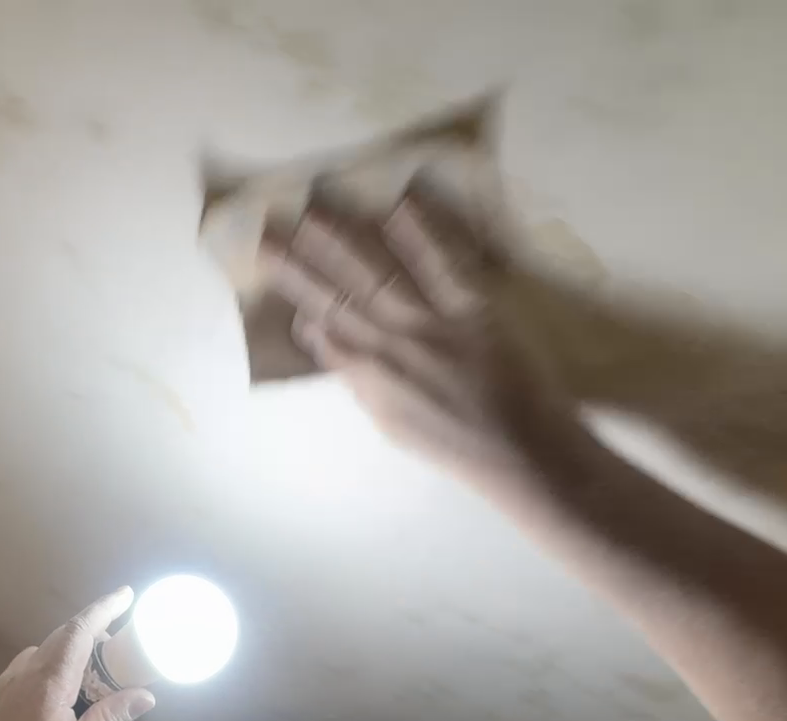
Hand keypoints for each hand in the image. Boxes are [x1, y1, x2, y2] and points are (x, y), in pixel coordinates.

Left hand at [0, 588, 154, 720]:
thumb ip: (109, 720)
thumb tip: (145, 695)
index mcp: (48, 683)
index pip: (80, 631)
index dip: (104, 608)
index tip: (127, 595)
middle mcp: (25, 672)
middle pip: (64, 636)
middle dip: (96, 630)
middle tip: (124, 646)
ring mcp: (7, 682)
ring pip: (48, 651)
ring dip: (76, 652)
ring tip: (100, 676)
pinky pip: (34, 666)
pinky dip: (58, 665)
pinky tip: (67, 696)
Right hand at [261, 189, 588, 481]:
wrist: (518, 448)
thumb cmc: (451, 442)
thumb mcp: (390, 423)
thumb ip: (357, 379)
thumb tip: (324, 341)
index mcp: (370, 377)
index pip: (324, 331)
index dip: (298, 300)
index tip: (276, 268)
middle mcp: (390, 344)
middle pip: (336, 297)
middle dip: (299, 265)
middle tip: (268, 233)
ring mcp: (431, 322)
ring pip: (376, 275)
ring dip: (341, 241)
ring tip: (312, 212)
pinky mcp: (474, 306)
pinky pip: (443, 265)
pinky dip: (421, 235)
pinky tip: (399, 205)